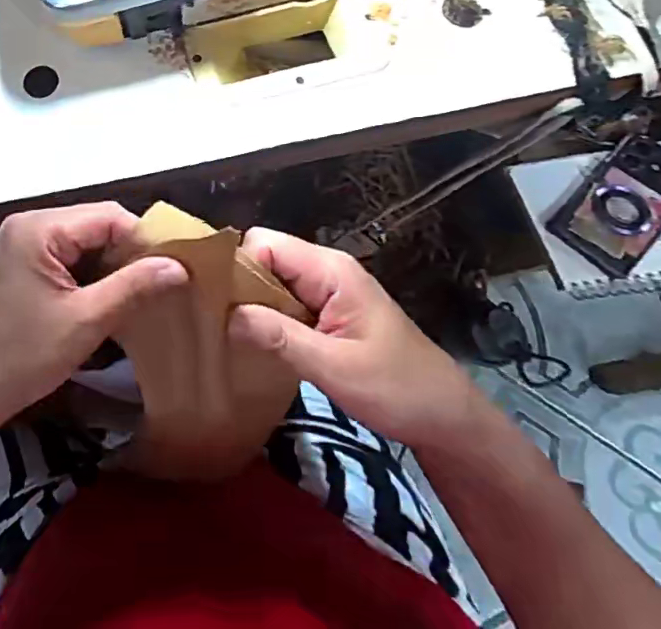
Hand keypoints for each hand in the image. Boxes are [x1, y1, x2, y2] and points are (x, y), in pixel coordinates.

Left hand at [0, 203, 187, 441]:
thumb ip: (134, 287)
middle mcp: (29, 225)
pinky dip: (91, 275)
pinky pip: (67, 257)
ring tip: (140, 294)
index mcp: (40, 228)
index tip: (174, 270)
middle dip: (129, 253)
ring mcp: (21, 244)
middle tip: (160, 285)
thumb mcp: (85, 322)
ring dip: (112, 266)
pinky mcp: (20, 265)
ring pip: (84, 242)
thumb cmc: (21, 358)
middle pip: (96, 225)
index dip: (145, 240)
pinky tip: (107, 298)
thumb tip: (180, 266)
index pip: (109, 216)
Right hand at [227, 228, 482, 447]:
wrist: (445, 417)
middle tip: (217, 325)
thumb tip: (226, 315)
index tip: (215, 304)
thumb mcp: (336, 368)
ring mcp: (326, 291)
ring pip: (272, 281)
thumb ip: (280, 338)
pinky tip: (256, 345)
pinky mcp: (326, 312)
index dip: (237, 267)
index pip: (265, 244)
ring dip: (251, 305)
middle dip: (238, 286)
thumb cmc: (399, 389)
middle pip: (265, 258)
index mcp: (330, 271)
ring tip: (229, 336)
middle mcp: (325, 271)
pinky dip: (267, 318)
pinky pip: (284, 301)